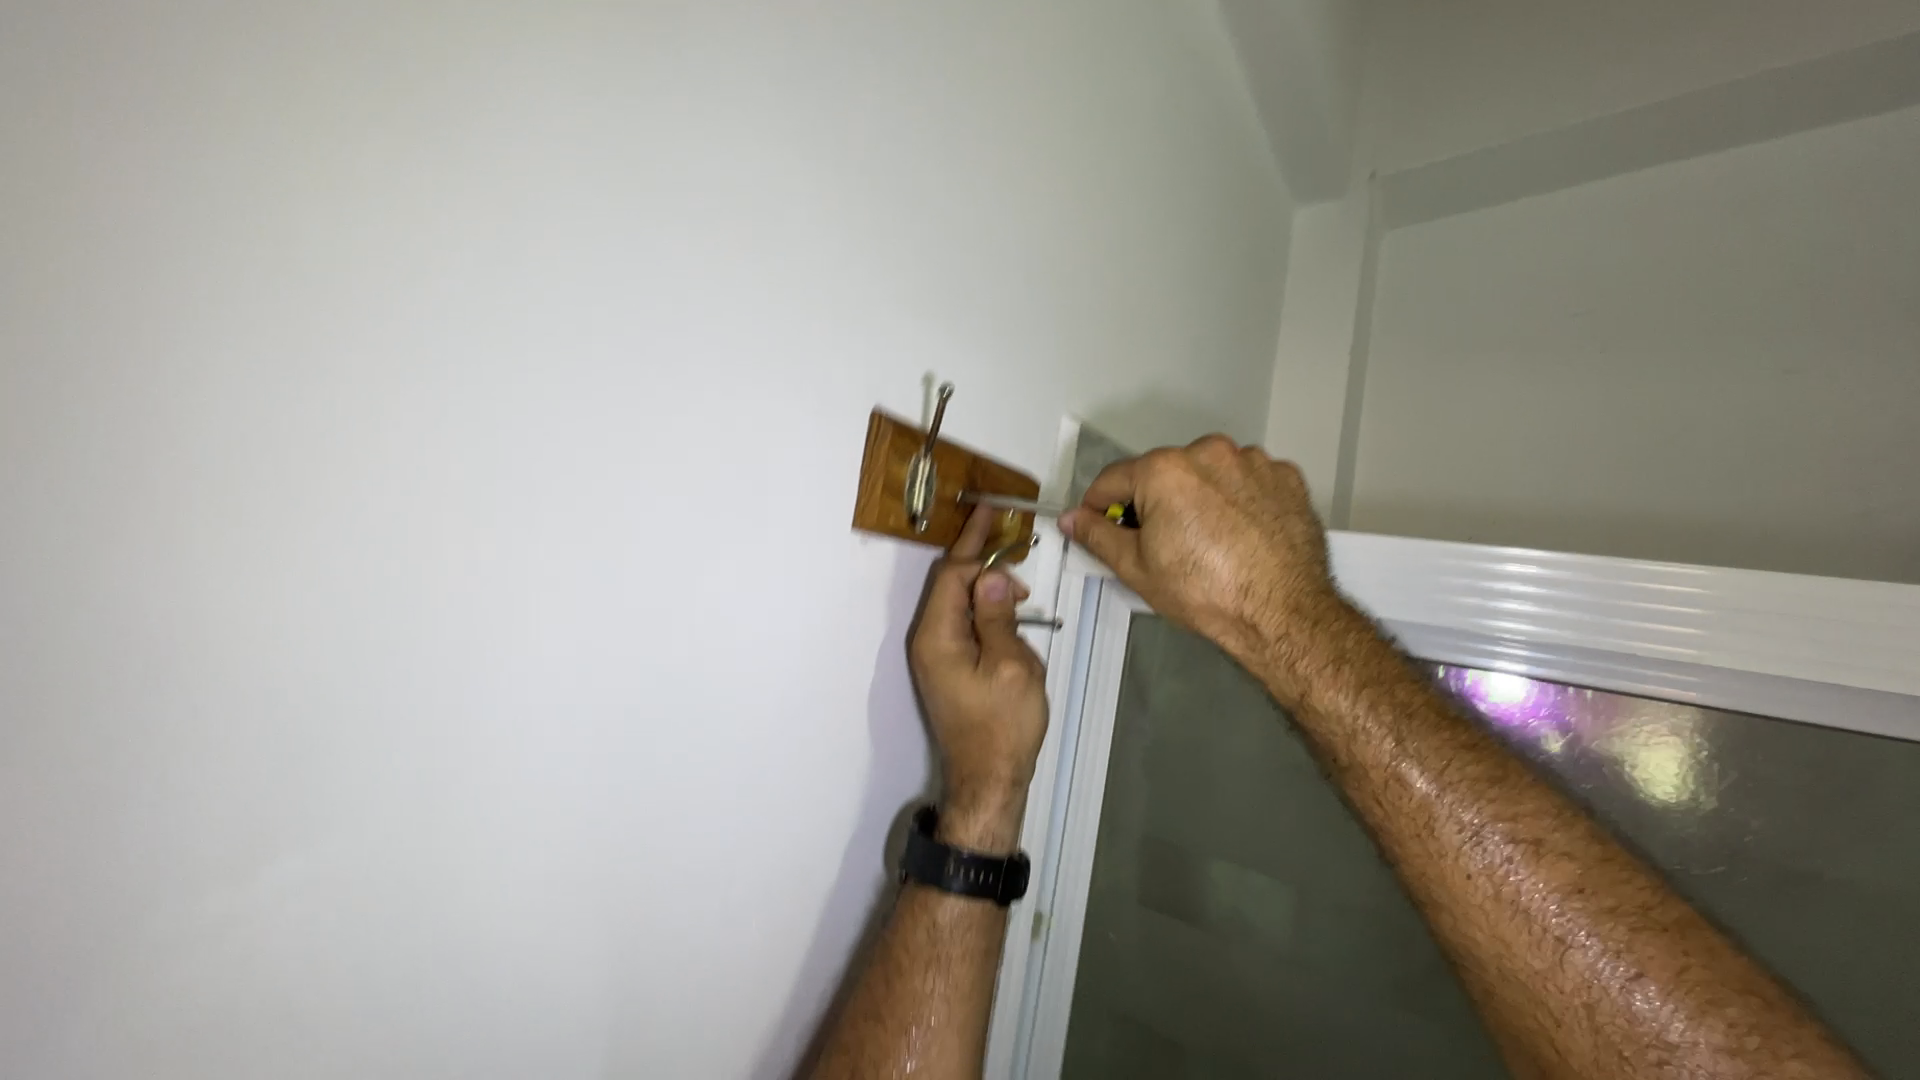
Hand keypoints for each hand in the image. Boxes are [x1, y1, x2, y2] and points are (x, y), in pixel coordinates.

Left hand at [907, 507, 1049, 852]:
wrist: (988, 780)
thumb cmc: (1003, 727)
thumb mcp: (1011, 667)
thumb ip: (997, 617)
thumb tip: (990, 577)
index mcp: (938, 636)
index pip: (953, 574)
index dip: (974, 541)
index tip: (992, 511)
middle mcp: (928, 641)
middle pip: (950, 584)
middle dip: (979, 557)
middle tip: (1011, 539)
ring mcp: (936, 656)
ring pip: (957, 603)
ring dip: (984, 585)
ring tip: (1019, 585)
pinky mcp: (948, 668)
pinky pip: (962, 623)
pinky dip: (983, 608)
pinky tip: (1007, 610)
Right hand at [1060, 436, 1350, 698]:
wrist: (1282, 614)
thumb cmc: (1212, 593)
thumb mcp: (1136, 568)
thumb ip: (1098, 535)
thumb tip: (1075, 520)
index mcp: (1165, 471)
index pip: (1112, 480)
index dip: (1098, 506)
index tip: (1098, 522)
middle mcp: (1209, 454)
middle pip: (1162, 473)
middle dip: (1153, 503)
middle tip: (1158, 544)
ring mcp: (1252, 462)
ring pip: (1205, 474)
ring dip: (1197, 498)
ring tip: (1205, 542)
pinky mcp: (1284, 478)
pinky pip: (1245, 481)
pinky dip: (1236, 500)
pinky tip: (1236, 535)